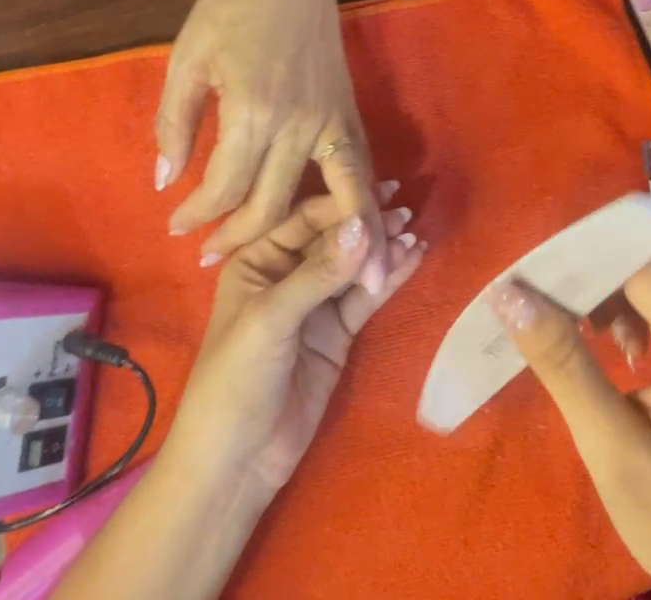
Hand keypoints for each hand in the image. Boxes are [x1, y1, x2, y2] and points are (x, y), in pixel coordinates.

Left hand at [157, 0, 389, 288]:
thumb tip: (164, 179)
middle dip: (234, 237)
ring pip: (321, 203)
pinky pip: (357, 176)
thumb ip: (174, 121)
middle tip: (206, 254)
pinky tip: (360, 242)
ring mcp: (331, 124)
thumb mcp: (187, 55)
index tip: (174, 223)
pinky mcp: (349, 116)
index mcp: (251, 112)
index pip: (223, 186)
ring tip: (296, 277)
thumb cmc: (232, 3)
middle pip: (268, 206)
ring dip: (306, 244)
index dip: (195, 213)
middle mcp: (297, 128)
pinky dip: (360, 213)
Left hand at [167, 189, 424, 494]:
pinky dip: (389, 279)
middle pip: (331, 240)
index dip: (340, 208)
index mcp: (256, 260)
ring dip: (382, 249)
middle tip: (405, 205)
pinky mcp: (336, 333)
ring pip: (352, 267)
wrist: (238, 457)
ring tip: (415, 229)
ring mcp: (313, 304)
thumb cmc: (235, 378)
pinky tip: (412, 257)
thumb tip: (362, 225)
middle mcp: (285, 274)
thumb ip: (319, 274)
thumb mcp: (272, 320)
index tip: (378, 193)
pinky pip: (365, 297)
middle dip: (365, 224)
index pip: (303, 220)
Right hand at [489, 232, 650, 599]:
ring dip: (615, 271)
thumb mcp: (610, 451)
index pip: (650, 265)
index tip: (528, 270)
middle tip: (544, 286)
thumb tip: (508, 295)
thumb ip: (564, 365)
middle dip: (598, 253)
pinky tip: (610, 335)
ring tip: (576, 317)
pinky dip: (633, 290)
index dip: (586, 254)